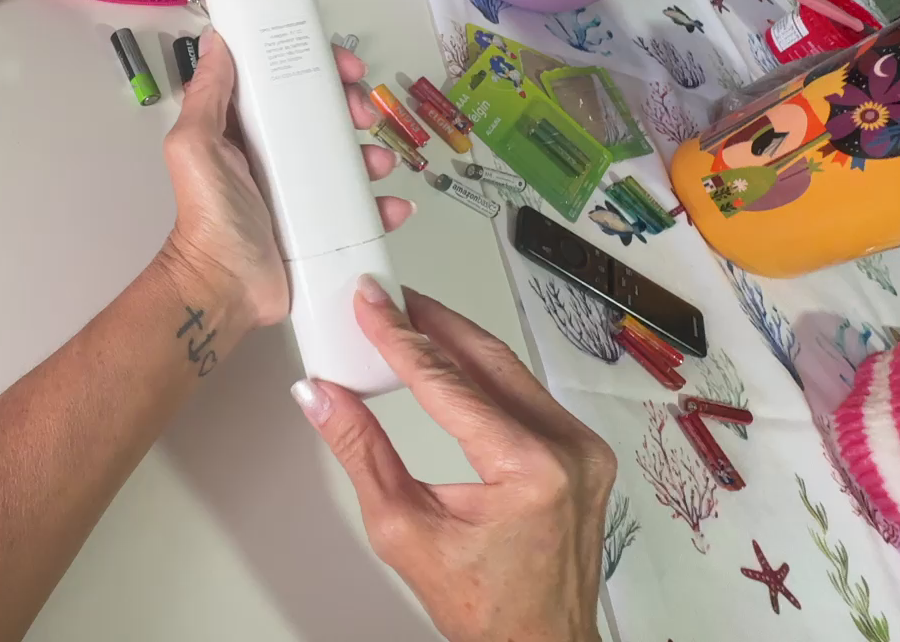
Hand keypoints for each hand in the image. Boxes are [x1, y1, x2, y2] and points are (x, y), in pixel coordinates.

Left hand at [158, 32, 414, 328]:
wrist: (225, 288)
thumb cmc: (209, 212)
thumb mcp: (196, 145)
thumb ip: (206, 95)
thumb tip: (217, 39)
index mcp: (243, 127)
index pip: (282, 79)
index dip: (314, 64)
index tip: (342, 64)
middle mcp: (273, 151)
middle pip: (322, 112)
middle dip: (351, 104)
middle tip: (363, 113)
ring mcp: (301, 187)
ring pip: (348, 155)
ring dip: (372, 152)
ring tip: (378, 164)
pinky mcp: (323, 222)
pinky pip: (362, 205)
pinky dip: (383, 203)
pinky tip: (394, 206)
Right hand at [292, 283, 614, 641]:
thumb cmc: (481, 603)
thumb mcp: (400, 526)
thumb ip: (357, 448)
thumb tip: (319, 394)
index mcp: (527, 468)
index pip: (444, 381)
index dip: (396, 335)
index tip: (367, 302)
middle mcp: (565, 447)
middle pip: (482, 354)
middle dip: (427, 319)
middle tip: (383, 296)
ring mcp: (580, 445)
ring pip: (504, 363)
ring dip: (450, 334)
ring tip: (405, 314)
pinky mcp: (578, 446)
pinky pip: (519, 385)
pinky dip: (475, 361)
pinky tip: (443, 350)